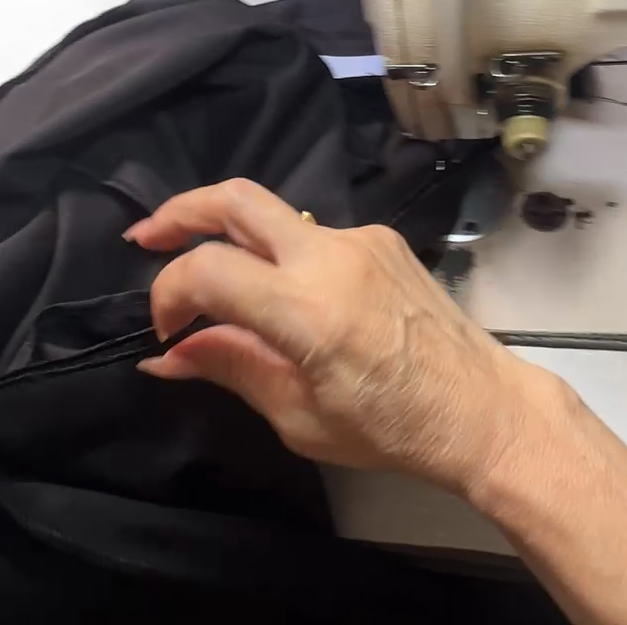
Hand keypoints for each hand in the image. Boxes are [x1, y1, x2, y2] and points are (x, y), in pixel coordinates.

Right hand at [128, 179, 556, 497]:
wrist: (482, 406)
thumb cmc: (391, 428)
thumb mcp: (298, 416)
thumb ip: (229, 367)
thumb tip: (166, 355)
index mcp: (307, 308)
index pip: (208, 269)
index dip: (170, 292)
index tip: (166, 330)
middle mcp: (330, 254)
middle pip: (235, 198)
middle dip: (179, 211)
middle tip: (145, 236)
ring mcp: (358, 237)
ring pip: (272, 213)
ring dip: (231, 235)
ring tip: (214, 278)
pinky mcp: (379, 236)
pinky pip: (311, 233)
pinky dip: (280, 254)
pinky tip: (286, 294)